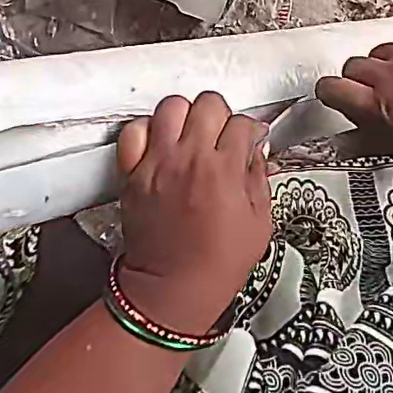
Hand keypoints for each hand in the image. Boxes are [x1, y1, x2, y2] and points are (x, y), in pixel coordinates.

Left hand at [115, 93, 272, 335]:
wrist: (172, 288)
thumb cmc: (216, 263)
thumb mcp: (259, 223)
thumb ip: (259, 178)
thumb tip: (256, 151)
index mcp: (224, 170)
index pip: (242, 123)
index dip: (249, 131)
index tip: (248, 139)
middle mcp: (189, 158)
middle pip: (208, 103)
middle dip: (220, 115)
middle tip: (220, 134)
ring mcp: (158, 162)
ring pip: (171, 106)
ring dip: (185, 116)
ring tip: (189, 134)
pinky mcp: (133, 171)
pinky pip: (134, 130)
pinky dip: (146, 130)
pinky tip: (159, 143)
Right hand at [314, 30, 392, 173]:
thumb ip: (365, 137)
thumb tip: (339, 140)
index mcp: (381, 106)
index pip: (333, 87)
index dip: (332, 91)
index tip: (336, 92)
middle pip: (354, 64)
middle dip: (361, 78)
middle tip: (378, 91)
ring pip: (381, 49)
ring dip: (387, 62)